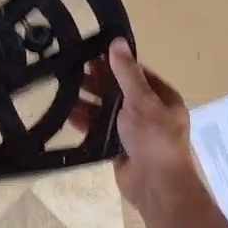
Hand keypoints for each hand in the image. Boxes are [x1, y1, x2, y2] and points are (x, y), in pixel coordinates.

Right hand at [71, 38, 201, 214]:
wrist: (157, 186)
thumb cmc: (154, 138)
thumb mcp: (141, 100)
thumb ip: (127, 72)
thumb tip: (117, 41)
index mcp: (162, 98)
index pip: (137, 73)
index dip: (115, 63)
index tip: (91, 54)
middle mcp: (150, 112)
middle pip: (121, 91)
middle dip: (99, 82)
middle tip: (72, 71)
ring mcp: (134, 132)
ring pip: (109, 111)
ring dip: (89, 102)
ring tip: (65, 91)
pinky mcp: (120, 149)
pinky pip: (101, 131)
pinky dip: (87, 123)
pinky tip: (68, 116)